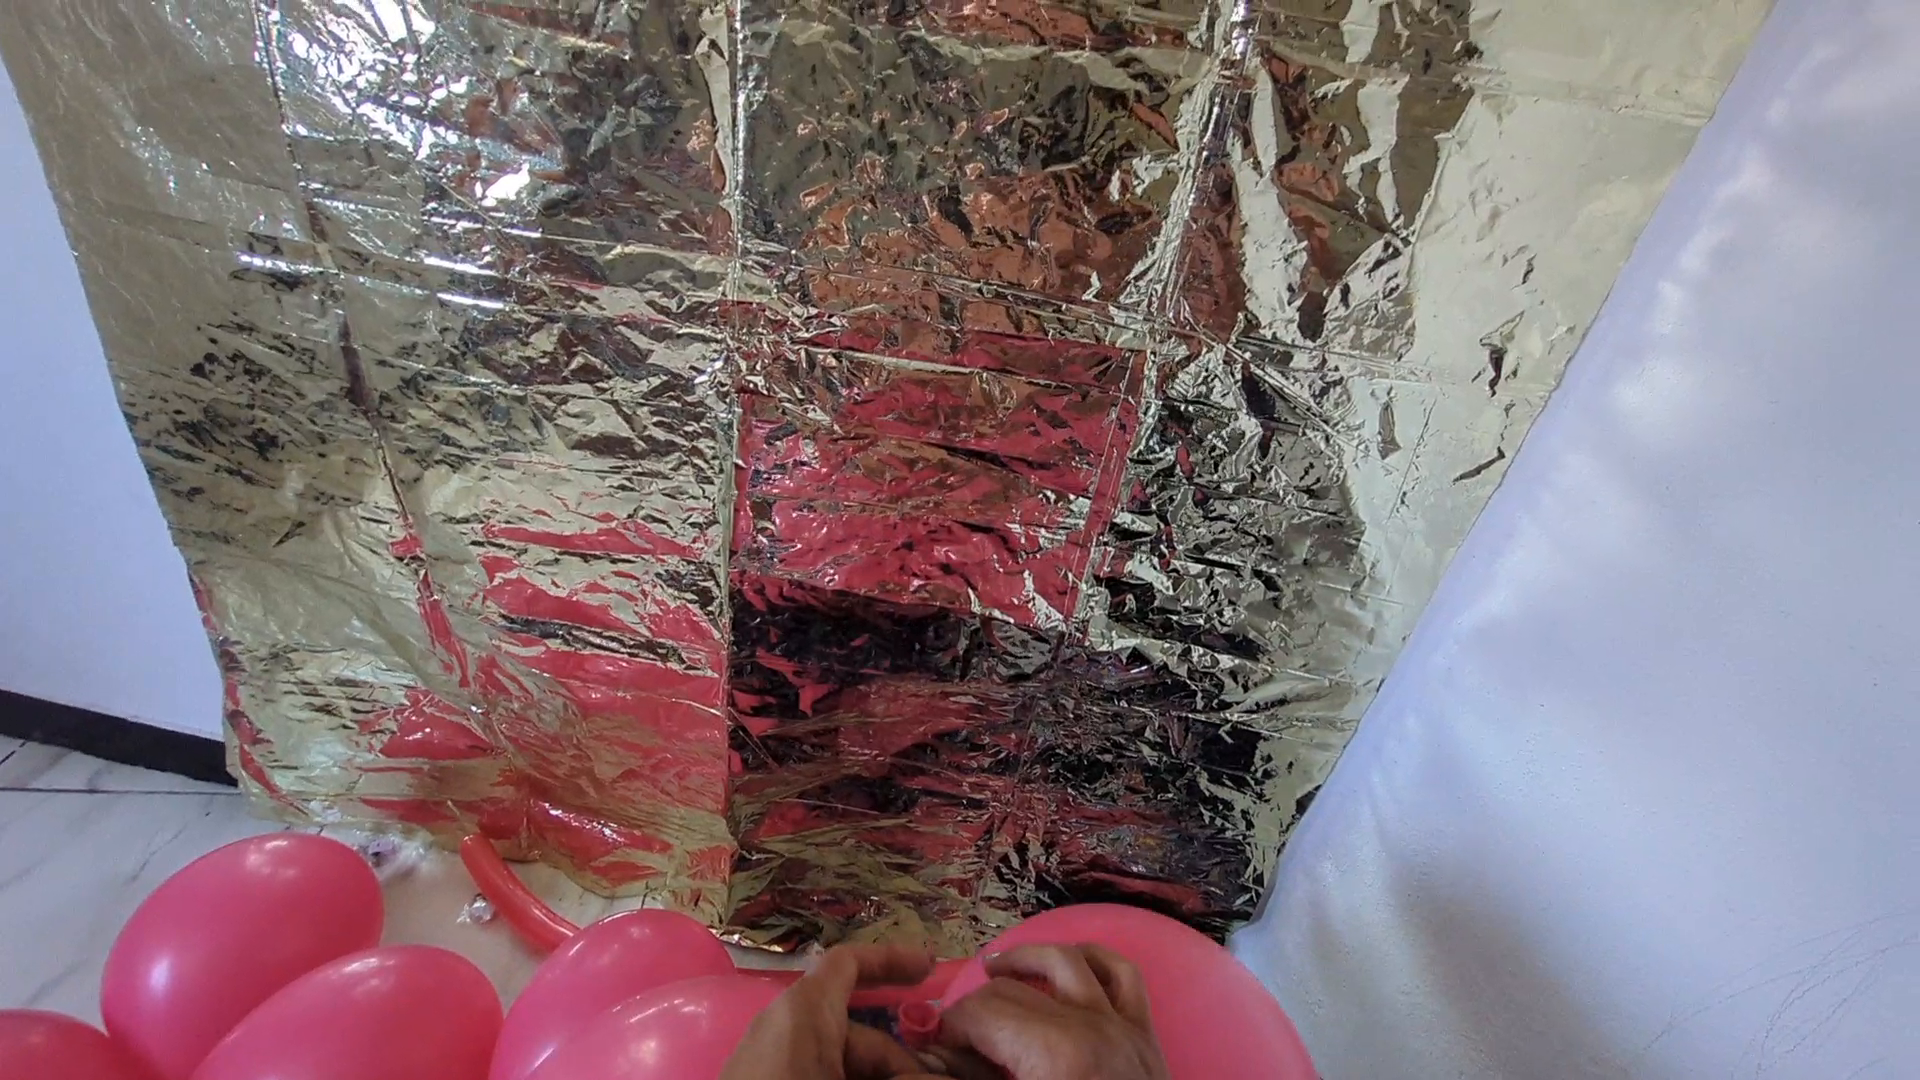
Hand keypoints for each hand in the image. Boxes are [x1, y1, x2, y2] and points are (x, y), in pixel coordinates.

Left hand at [720, 944, 942, 1079]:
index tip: (930, 970)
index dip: (891, 960)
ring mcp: (772, 1065)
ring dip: (880, 1077)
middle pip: (858, 1030)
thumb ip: (905, 1078)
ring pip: (840, 1063)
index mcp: (804, 1011)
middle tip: (942, 1077)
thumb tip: (950, 1076)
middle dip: (901, 1059)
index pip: (850, 963)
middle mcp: (786, 1029)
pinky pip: (816, 1077)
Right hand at [928, 945, 1171, 1079]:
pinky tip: (1067, 963)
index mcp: (1054, 1056)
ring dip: (1025, 961)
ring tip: (993, 969)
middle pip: (1013, 991)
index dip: (948, 1029)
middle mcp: (1090, 1027)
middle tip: (952, 1039)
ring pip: (1065, 962)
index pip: (982, 1014)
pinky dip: (1092, 958)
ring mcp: (1123, 1028)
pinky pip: (1121, 974)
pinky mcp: (1146, 1037)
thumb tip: (917, 1065)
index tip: (931, 1051)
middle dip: (975, 1008)